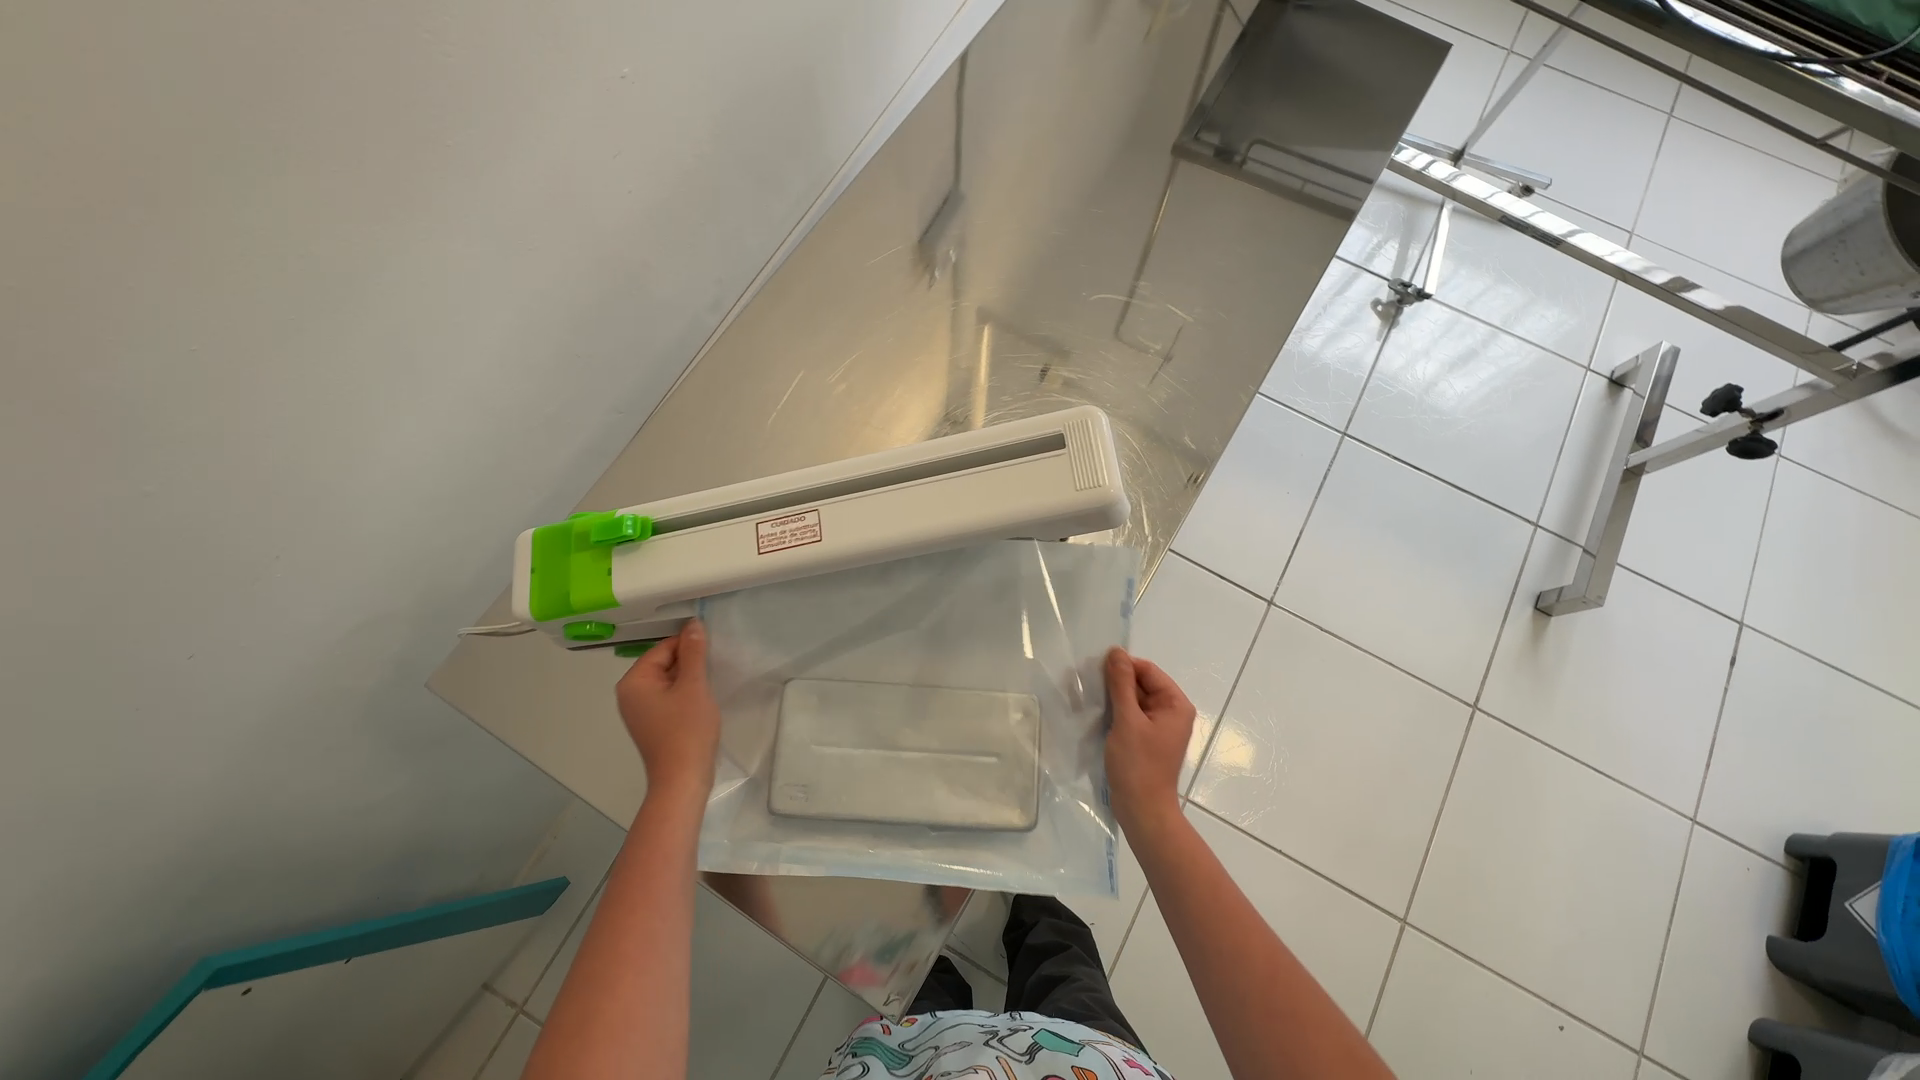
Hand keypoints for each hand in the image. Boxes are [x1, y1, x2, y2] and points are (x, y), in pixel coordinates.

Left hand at [614, 619, 721, 799]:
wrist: (682, 779)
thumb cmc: (687, 730)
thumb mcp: (694, 686)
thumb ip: (694, 652)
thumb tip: (693, 624)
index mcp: (633, 681)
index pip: (663, 648)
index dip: (689, 647)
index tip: (713, 652)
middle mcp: (629, 694)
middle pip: (663, 664)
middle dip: (689, 664)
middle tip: (714, 670)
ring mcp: (639, 711)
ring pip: (668, 682)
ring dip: (689, 680)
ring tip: (709, 686)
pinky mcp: (652, 724)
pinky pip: (668, 698)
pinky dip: (685, 695)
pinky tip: (702, 703)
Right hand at [1103, 647, 1196, 834]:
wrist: (1142, 810)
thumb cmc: (1138, 764)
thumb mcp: (1127, 720)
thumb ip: (1121, 684)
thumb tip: (1116, 652)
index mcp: (1176, 704)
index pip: (1148, 671)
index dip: (1124, 667)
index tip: (1096, 671)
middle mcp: (1172, 712)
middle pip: (1142, 684)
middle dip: (1118, 683)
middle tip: (1090, 686)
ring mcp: (1160, 727)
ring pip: (1135, 700)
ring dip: (1115, 699)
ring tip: (1091, 701)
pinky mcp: (1147, 740)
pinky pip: (1132, 716)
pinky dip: (1117, 714)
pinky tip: (1099, 717)